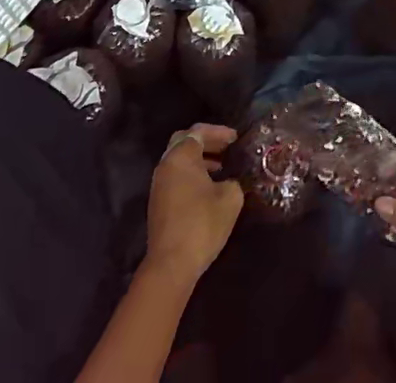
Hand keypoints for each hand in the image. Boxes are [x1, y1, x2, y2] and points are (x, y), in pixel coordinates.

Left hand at [146, 124, 242, 279]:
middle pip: (184, 142)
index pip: (198, 132)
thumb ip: (233, 181)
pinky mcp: (159, 202)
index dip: (219, 132)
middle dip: (206, 141)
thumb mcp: (230, 198)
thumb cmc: (202, 223)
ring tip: (222, 166)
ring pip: (179, 160)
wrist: (172, 263)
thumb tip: (230, 180)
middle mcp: (165, 165)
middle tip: (227, 147)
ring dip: (199, 159)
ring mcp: (159, 185)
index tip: (237, 139)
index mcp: (180, 157)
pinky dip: (192, 173)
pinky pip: (176, 176)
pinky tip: (209, 186)